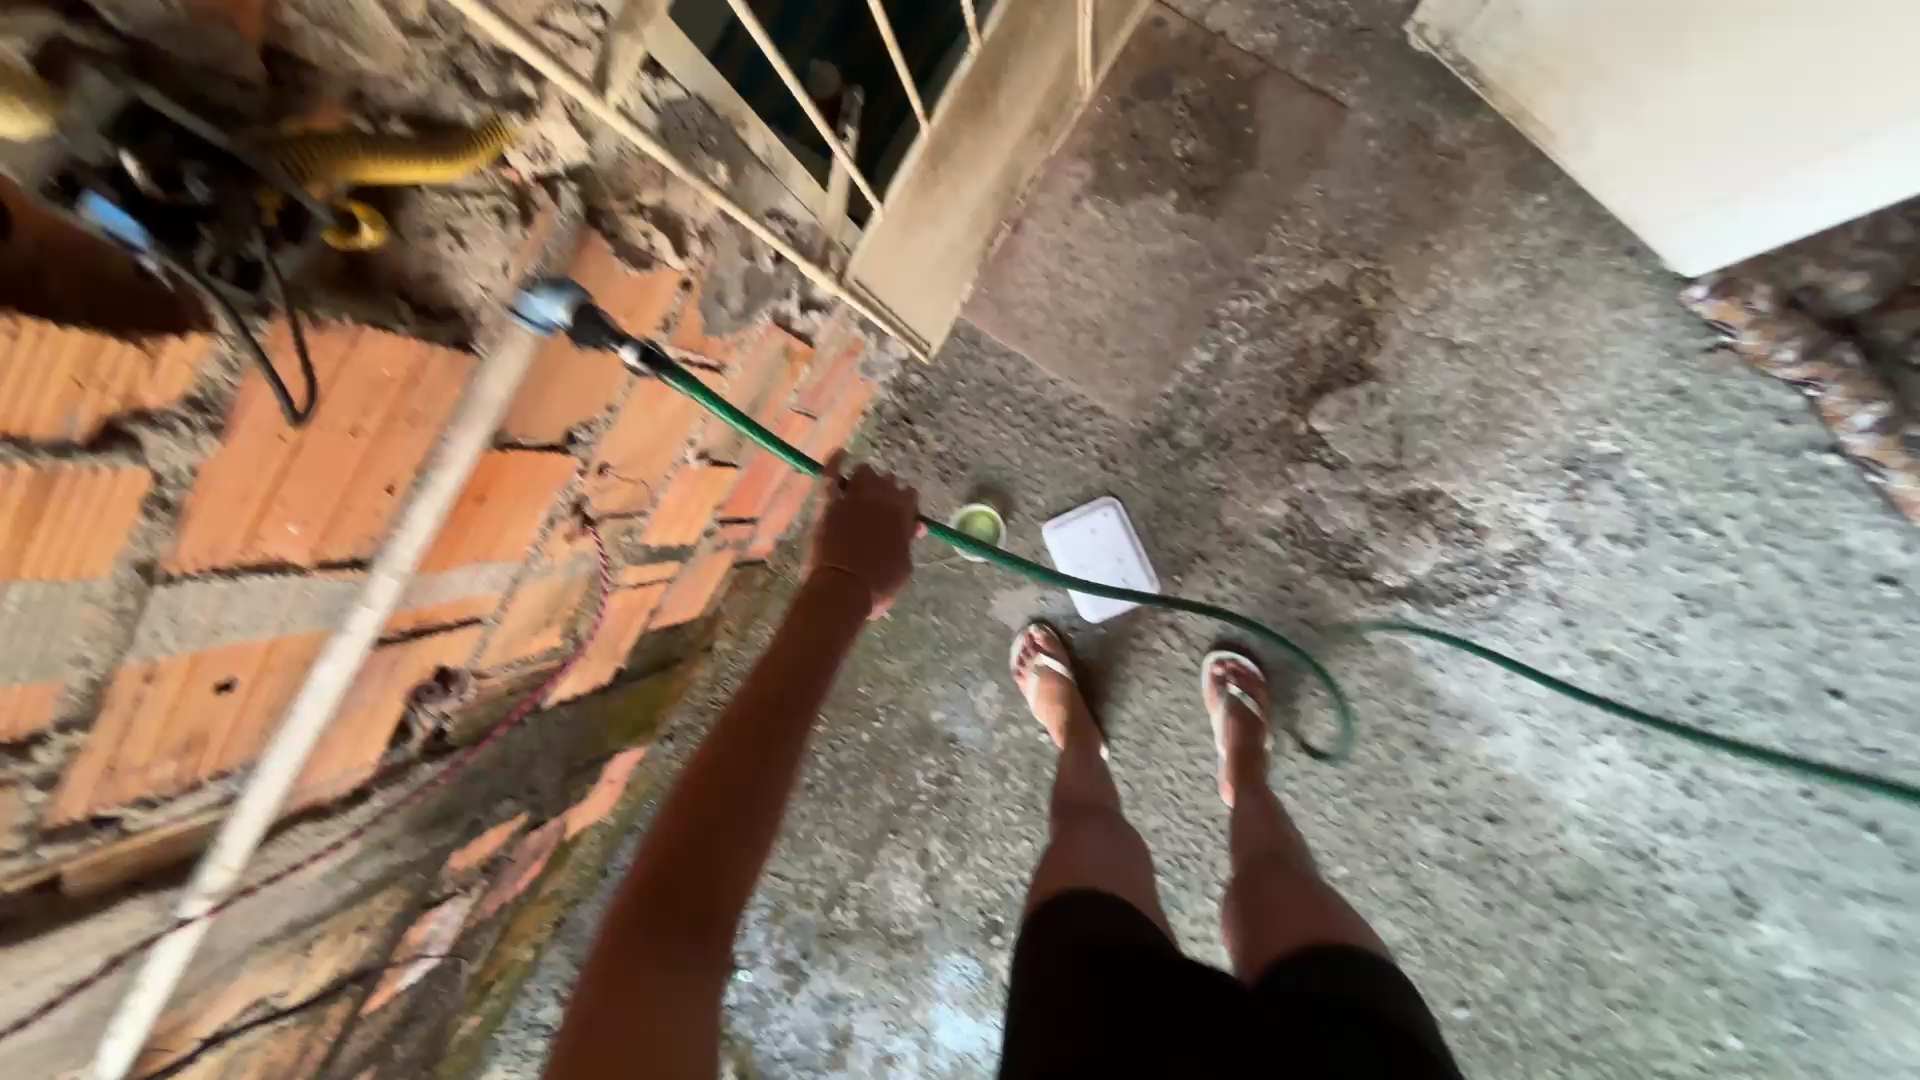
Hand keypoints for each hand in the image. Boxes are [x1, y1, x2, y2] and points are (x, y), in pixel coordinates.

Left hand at [804, 452, 921, 618]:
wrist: (842, 588)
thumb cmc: (879, 585)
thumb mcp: (905, 568)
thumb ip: (908, 543)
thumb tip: (914, 529)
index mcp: (902, 513)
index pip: (910, 496)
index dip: (907, 506)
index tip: (903, 518)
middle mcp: (881, 499)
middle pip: (889, 482)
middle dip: (887, 491)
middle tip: (881, 507)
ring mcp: (854, 498)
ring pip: (865, 473)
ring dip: (867, 478)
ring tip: (864, 485)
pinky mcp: (829, 503)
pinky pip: (830, 474)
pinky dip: (835, 461)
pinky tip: (841, 453)